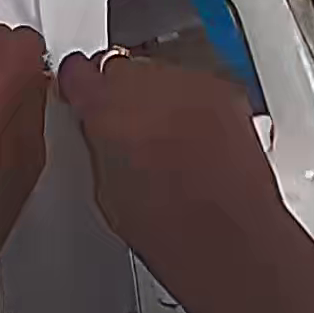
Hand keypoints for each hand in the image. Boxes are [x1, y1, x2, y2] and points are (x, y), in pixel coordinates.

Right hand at [59, 51, 313, 312]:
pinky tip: (196, 138)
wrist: (236, 246)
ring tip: (168, 140)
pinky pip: (192, 83)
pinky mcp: (220, 87)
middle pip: (118, 67)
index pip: (77, 70)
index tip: (83, 94)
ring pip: (157, 72)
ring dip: (157, 96)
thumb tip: (96, 128)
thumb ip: (95, 141)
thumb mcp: (105, 190)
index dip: (80, 84)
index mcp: (104, 106)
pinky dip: (191, 102)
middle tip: (130, 132)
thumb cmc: (173, 234)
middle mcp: (144, 83)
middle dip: (121, 93)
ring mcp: (184, 82)